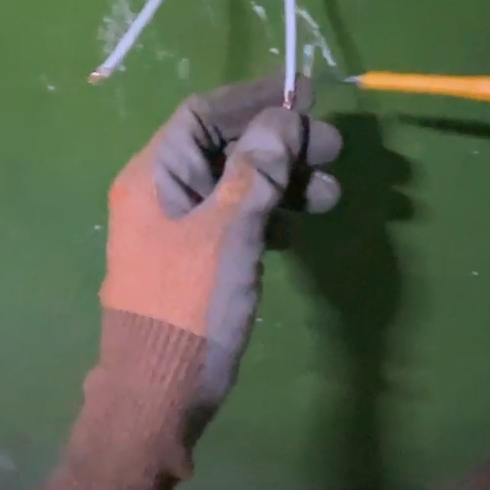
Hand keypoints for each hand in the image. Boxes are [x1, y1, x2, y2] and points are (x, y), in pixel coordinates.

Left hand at [30, 75, 340, 489]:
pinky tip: (300, 226)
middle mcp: (162, 190)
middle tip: (334, 150)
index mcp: (155, 172)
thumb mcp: (228, 232)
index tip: (305, 95)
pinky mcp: (196, 257)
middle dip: (280, 143)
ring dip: (283, 182)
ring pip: (236, 184)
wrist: (157, 394)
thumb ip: (257, 170)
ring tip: (331, 195)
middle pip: (226, 146)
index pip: (205, 112)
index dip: (254, 99)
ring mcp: (178, 226)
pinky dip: (269, 214)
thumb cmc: (188, 305)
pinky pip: (235, 218)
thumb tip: (283, 116)